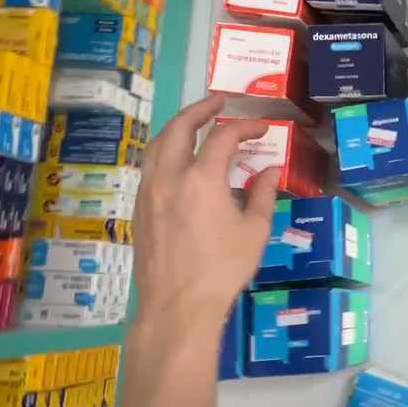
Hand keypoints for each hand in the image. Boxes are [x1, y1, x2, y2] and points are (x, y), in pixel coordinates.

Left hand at [132, 96, 279, 325]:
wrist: (178, 304)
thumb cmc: (224, 268)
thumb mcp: (255, 231)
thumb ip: (262, 194)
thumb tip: (267, 171)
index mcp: (202, 179)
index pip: (223, 137)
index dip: (245, 127)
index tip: (262, 129)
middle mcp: (169, 177)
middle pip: (179, 129)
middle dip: (200, 110)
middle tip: (220, 102)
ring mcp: (149, 192)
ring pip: (157, 145)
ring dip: (177, 128)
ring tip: (195, 124)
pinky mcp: (140, 209)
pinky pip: (151, 167)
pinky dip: (166, 152)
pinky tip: (180, 161)